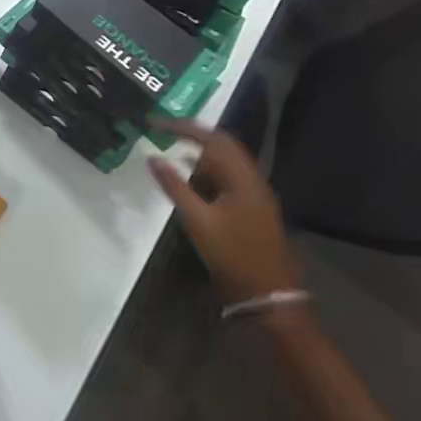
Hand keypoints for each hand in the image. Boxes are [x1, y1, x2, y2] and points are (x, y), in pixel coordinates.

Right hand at [148, 119, 299, 303]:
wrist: (267, 296)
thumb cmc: (233, 256)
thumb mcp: (197, 221)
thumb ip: (174, 186)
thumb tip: (152, 157)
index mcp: (243, 181)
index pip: (214, 140)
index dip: (183, 127)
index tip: (155, 124)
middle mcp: (253, 182)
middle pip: (223, 146)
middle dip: (192, 135)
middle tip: (162, 131)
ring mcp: (254, 196)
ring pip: (225, 162)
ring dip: (198, 153)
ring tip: (170, 150)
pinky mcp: (251, 208)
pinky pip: (226, 177)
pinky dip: (205, 169)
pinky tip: (188, 177)